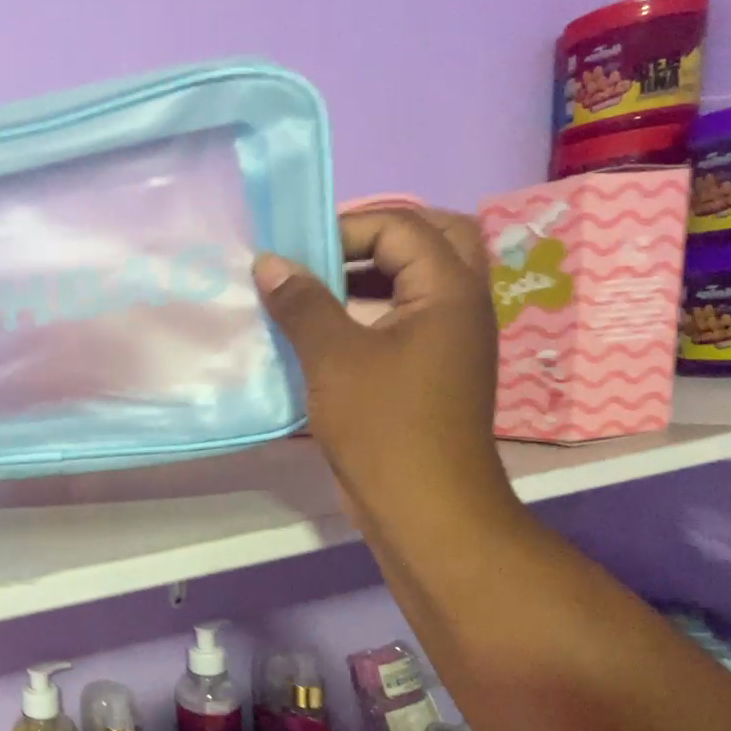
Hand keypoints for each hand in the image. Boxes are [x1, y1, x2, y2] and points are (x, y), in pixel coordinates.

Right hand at [253, 209, 509, 517]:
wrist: (424, 505)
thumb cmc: (383, 425)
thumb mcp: (333, 359)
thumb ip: (302, 304)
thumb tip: (269, 263)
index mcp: (449, 289)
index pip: (401, 225)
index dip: (344, 229)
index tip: (292, 253)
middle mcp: (461, 304)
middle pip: (430, 240)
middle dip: (372, 239)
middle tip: (320, 257)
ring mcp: (450, 339)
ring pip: (419, 281)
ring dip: (371, 275)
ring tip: (314, 293)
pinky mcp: (433, 370)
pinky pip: (407, 318)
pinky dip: (371, 311)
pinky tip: (326, 335)